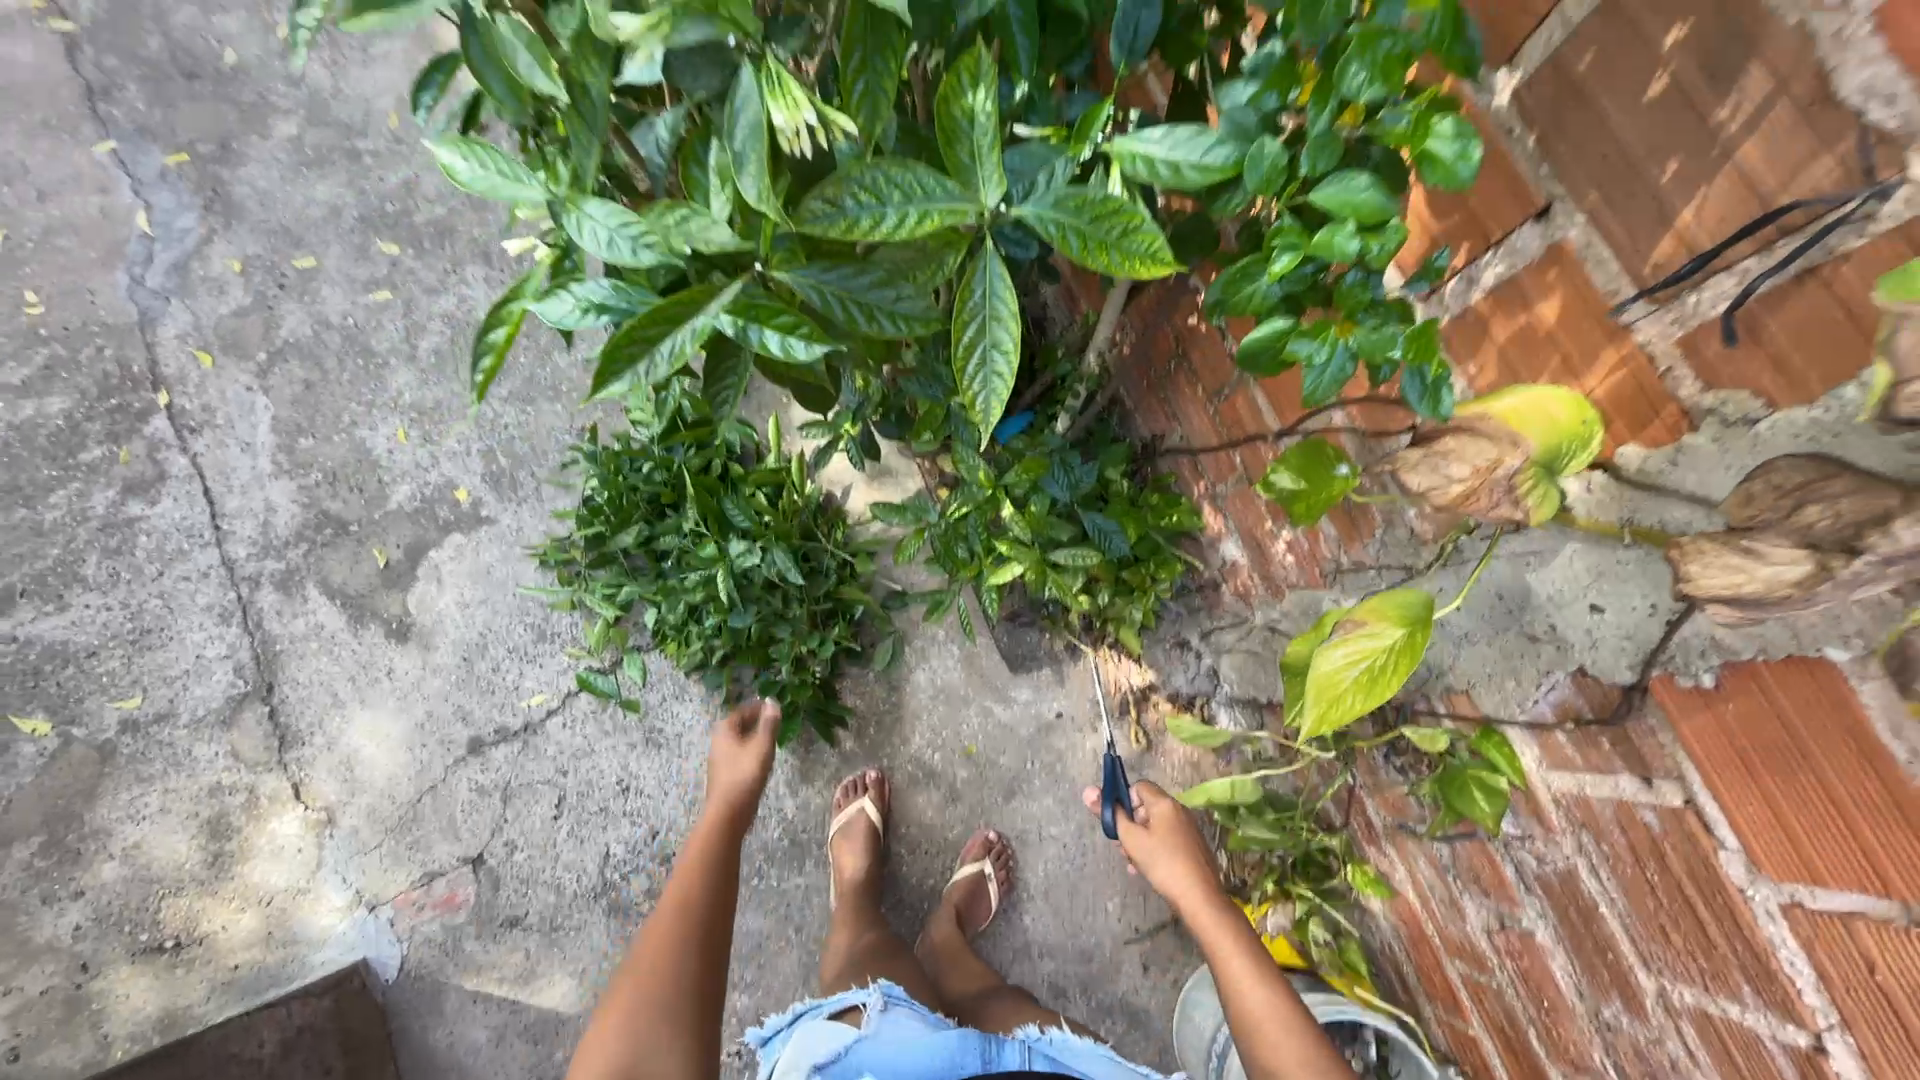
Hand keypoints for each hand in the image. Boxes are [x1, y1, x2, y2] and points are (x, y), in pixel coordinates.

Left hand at [704, 699, 779, 834]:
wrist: (728, 812)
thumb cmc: (745, 774)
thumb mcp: (762, 746)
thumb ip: (768, 723)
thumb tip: (772, 701)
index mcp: (724, 730)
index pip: (741, 711)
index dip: (757, 707)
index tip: (773, 706)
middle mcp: (719, 742)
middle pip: (738, 725)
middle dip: (756, 720)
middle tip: (775, 720)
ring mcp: (720, 759)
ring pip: (739, 740)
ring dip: (754, 736)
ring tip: (772, 737)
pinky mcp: (726, 774)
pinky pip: (740, 754)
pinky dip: (751, 750)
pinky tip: (763, 758)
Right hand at [1081, 780, 1223, 915]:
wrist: (1199, 898)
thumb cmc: (1162, 863)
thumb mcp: (1130, 838)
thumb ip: (1111, 814)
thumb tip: (1088, 790)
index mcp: (1164, 803)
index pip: (1139, 786)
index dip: (1124, 800)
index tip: (1119, 821)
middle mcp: (1179, 810)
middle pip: (1146, 807)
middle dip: (1130, 824)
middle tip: (1122, 845)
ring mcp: (1188, 829)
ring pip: (1155, 826)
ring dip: (1140, 840)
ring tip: (1132, 861)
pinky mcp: (1193, 846)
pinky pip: (1167, 839)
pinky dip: (1154, 849)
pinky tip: (1145, 869)